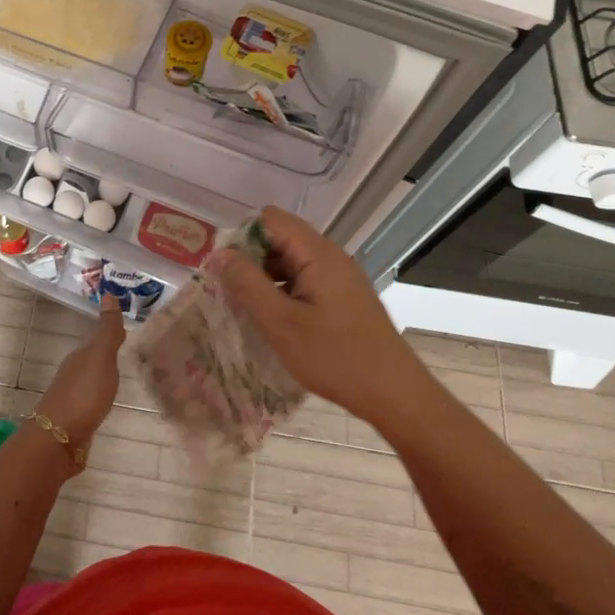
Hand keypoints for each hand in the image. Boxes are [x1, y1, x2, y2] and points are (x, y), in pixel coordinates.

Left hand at [33, 297, 125, 467]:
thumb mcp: (100, 358)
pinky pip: (94, 399)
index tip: (130, 326)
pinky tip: (110, 401)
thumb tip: (108, 293)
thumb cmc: (83, 394)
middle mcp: (75, 373)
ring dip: (106, 375)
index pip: (99, 338)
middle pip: (95, 358)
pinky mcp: (78, 419)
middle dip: (110, 352)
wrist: (59, 439)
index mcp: (81, 357)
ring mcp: (75, 397)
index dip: (113, 331)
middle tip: (134, 348)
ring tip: (126, 373)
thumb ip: (107, 330)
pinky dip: (103, 395)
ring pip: (94, 379)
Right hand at [206, 205, 415, 419]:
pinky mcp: (344, 297)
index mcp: (318, 253)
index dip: (242, 237)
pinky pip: (306, 279)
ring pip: (292, 261)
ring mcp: (341, 277)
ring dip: (266, 277)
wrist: (395, 394)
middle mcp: (331, 256)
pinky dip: (284, 291)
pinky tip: (275, 320)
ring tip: (248, 309)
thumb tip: (220, 254)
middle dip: (251, 259)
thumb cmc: (335, 358)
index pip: (270, 220)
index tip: (225, 271)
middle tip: (231, 293)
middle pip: (281, 237)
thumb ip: (247, 284)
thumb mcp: (281, 323)